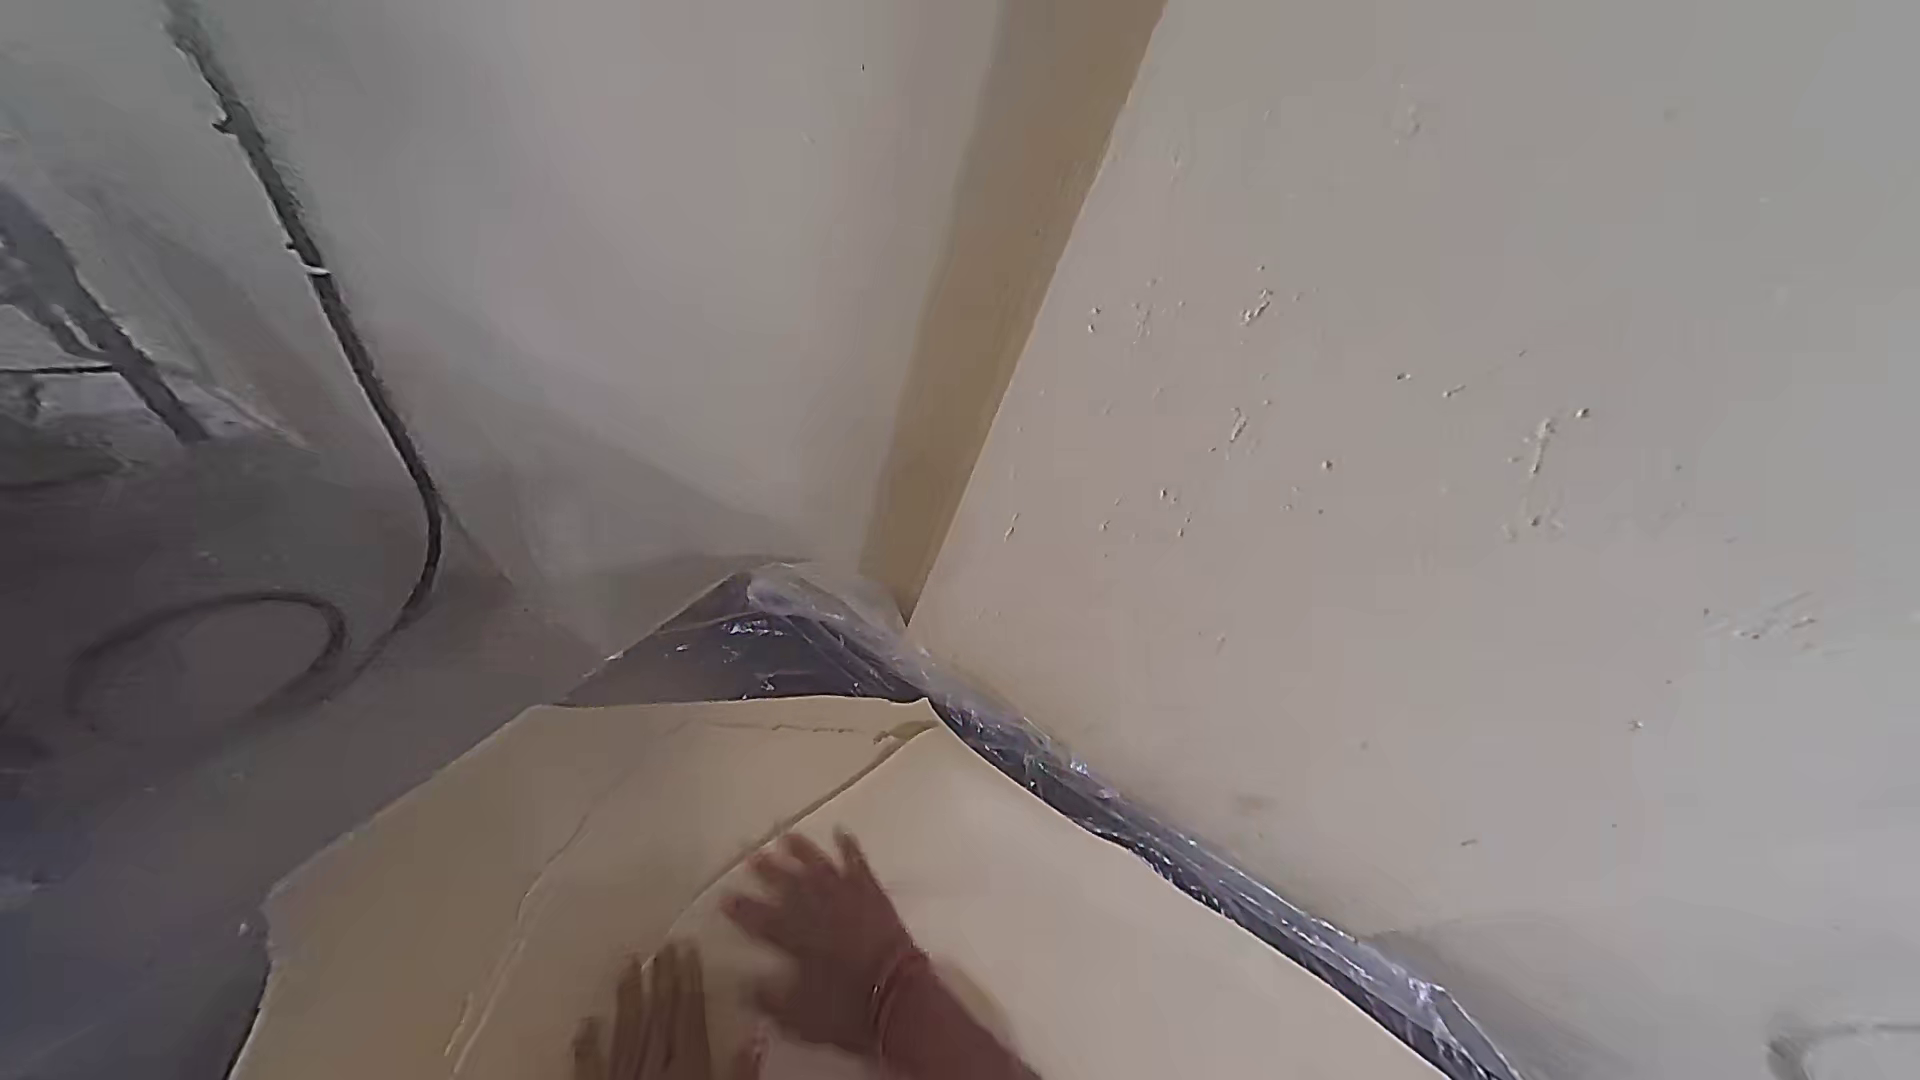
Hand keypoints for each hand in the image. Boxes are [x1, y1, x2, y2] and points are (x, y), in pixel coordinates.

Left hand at [573, 942, 764, 1079]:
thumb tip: (753, 1037)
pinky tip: (586, 1022)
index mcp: (688, 1070)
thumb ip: (740, 1078)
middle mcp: (654, 1072)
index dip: (690, 979)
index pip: (689, 1014)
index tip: (688, 946)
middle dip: (663, 978)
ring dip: (627, 999)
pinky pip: (590, 1074)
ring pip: (626, 1035)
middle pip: (659, 1017)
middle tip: (664, 944)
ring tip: (628, 963)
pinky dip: (586, 1048)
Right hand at [723, 829, 915, 1054]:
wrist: (897, 994)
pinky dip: (848, 845)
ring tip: (788, 836)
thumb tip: (747, 983)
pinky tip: (841, 832)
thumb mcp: (801, 1016)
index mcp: (798, 939)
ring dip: (803, 850)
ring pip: (819, 866)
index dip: (743, 908)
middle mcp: (819, 909)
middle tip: (753, 854)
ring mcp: (847, 894)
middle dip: (768, 870)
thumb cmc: (848, 1009)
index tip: (726, 895)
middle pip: (788, 885)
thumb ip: (772, 999)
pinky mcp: (871, 890)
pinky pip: (857, 862)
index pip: (762, 920)